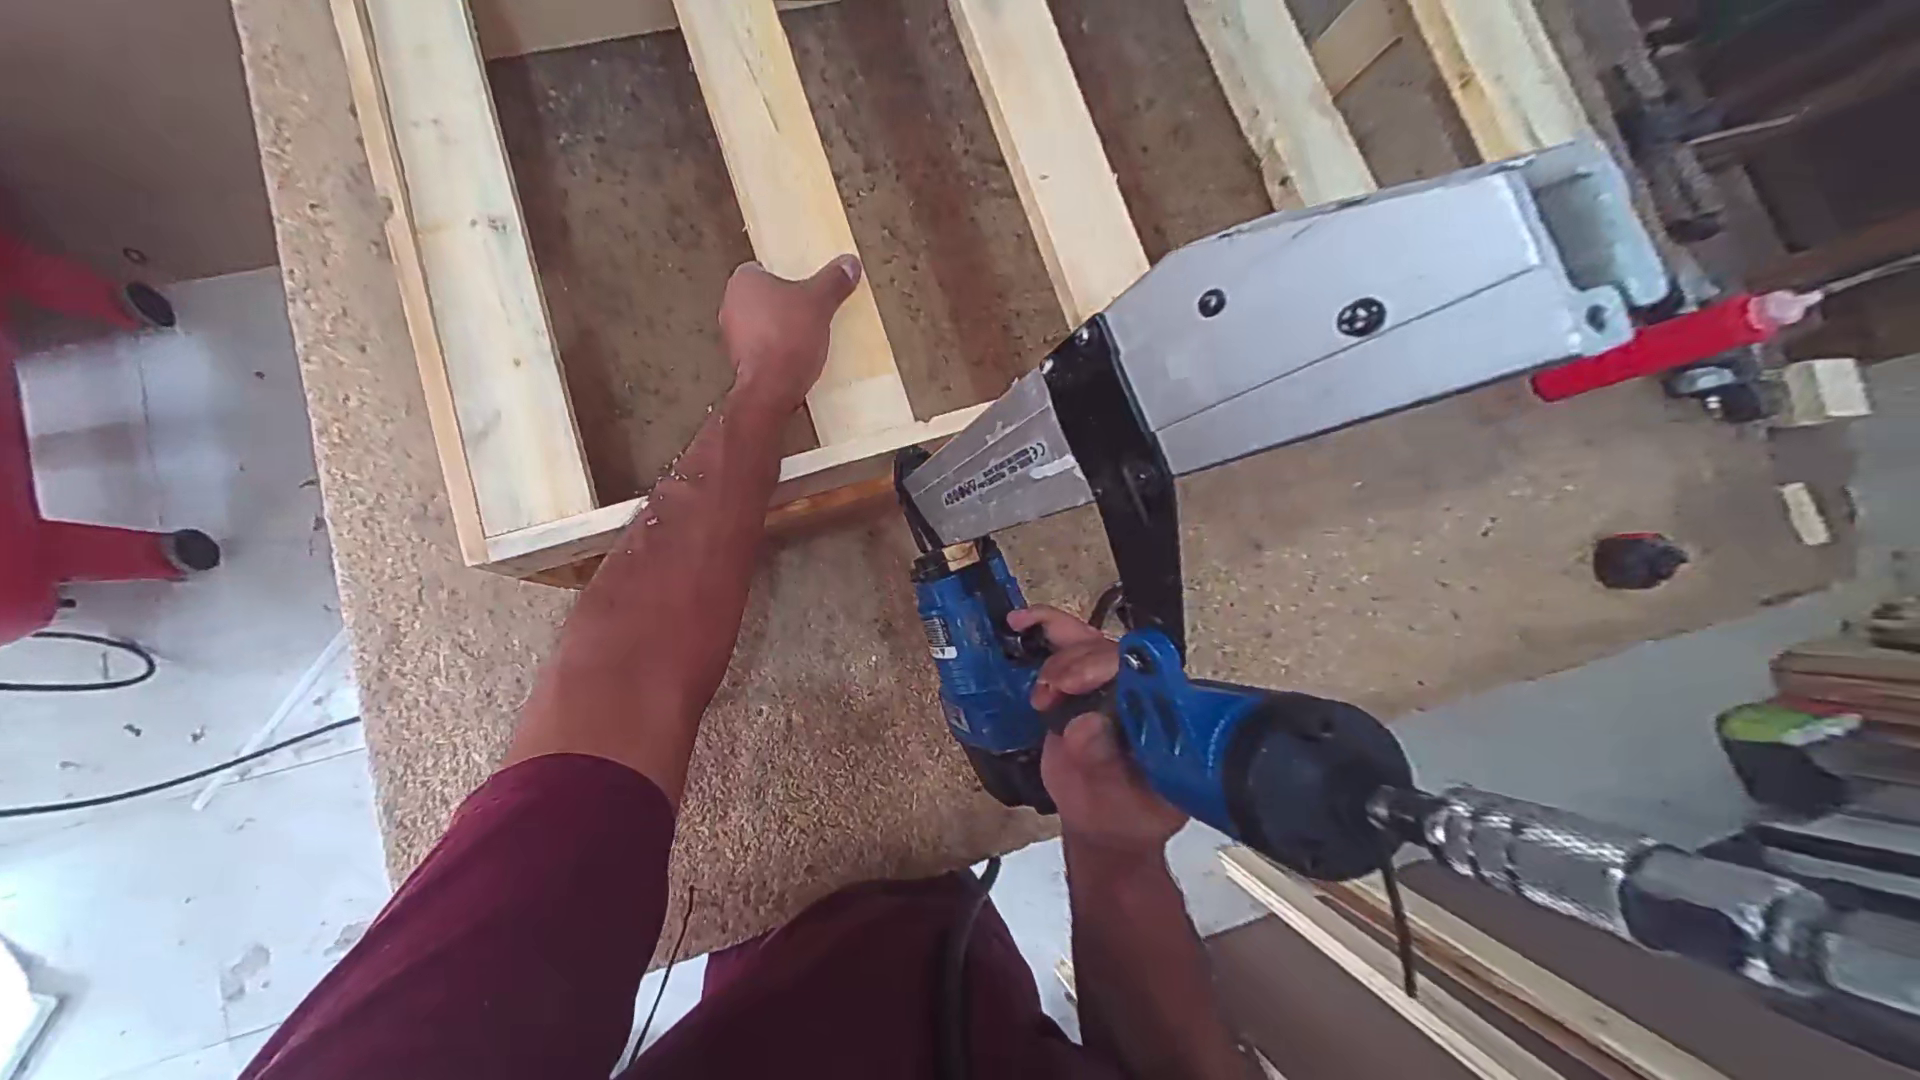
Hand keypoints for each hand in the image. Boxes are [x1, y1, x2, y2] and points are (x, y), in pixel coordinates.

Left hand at [718, 256, 862, 415]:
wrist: (773, 387)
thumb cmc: (790, 336)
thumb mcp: (820, 302)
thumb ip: (834, 281)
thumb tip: (850, 262)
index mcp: (743, 280)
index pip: (765, 270)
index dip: (788, 279)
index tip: (808, 292)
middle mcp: (729, 304)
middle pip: (764, 299)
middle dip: (785, 306)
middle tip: (812, 315)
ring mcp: (731, 336)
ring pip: (762, 326)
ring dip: (781, 332)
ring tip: (808, 341)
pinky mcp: (739, 363)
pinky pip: (762, 351)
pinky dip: (776, 354)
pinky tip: (796, 361)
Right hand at [1007, 607, 1187, 857]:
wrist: (1102, 820)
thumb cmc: (1122, 814)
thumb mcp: (1117, 800)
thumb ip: (1104, 766)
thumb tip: (1084, 727)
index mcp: (1165, 718)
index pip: (1149, 677)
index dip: (1114, 671)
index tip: (1078, 685)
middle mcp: (1142, 691)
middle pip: (1115, 655)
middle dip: (1079, 665)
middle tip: (1052, 690)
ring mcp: (1112, 680)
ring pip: (1088, 643)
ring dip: (1059, 657)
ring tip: (1042, 690)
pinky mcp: (1081, 675)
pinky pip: (1067, 641)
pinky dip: (1043, 627)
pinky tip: (1020, 623)